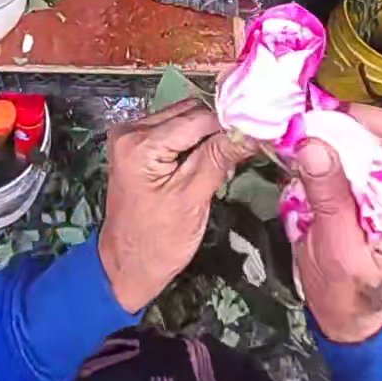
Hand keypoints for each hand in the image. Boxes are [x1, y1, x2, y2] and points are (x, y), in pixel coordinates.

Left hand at [98, 100, 251, 311]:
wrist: (125, 269)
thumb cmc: (158, 242)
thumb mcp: (193, 199)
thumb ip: (219, 158)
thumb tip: (252, 130)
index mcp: (140, 144)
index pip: (198, 118)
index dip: (229, 125)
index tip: (256, 135)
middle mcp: (131, 129)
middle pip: (190, 112)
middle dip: (217, 129)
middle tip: (238, 152)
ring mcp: (131, 134)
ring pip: (184, 116)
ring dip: (207, 133)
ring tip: (222, 160)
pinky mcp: (137, 143)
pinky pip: (174, 127)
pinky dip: (193, 139)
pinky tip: (203, 160)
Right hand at [293, 105, 381, 343]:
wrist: (351, 313)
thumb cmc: (342, 292)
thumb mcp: (330, 251)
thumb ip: (327, 198)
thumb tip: (313, 146)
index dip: (359, 138)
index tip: (321, 130)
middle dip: (368, 122)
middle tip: (329, 121)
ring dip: (369, 127)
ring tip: (334, 129)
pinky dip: (368, 139)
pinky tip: (343, 145)